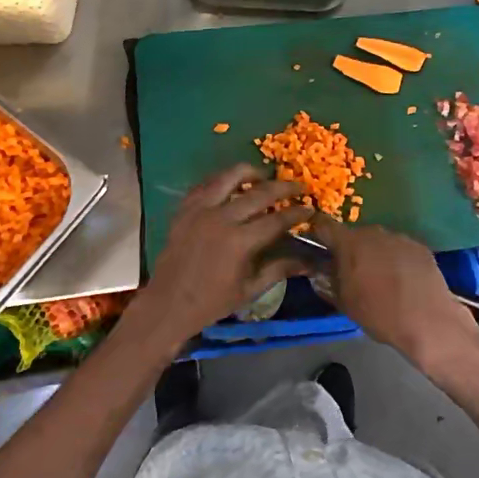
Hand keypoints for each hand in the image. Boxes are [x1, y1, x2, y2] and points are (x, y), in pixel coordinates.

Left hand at [130, 164, 313, 342]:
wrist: (168, 303)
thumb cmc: (211, 302)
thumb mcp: (250, 289)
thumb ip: (279, 269)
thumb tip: (309, 262)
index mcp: (240, 241)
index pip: (277, 219)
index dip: (297, 213)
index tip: (310, 208)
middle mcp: (221, 218)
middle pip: (259, 192)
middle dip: (283, 188)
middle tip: (298, 187)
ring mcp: (200, 209)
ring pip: (230, 176)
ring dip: (251, 173)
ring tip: (264, 177)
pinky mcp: (185, 208)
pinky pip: (206, 184)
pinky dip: (222, 180)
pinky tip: (231, 184)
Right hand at [310, 215, 478, 362]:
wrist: (428, 321)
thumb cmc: (379, 314)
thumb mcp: (344, 303)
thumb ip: (327, 282)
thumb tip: (318, 272)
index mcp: (349, 243)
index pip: (323, 225)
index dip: (317, 232)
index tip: (317, 245)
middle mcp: (374, 233)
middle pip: (354, 235)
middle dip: (350, 250)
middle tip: (352, 273)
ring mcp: (399, 237)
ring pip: (379, 242)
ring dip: (375, 254)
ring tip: (382, 280)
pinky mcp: (420, 246)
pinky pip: (400, 249)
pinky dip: (397, 259)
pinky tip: (403, 281)